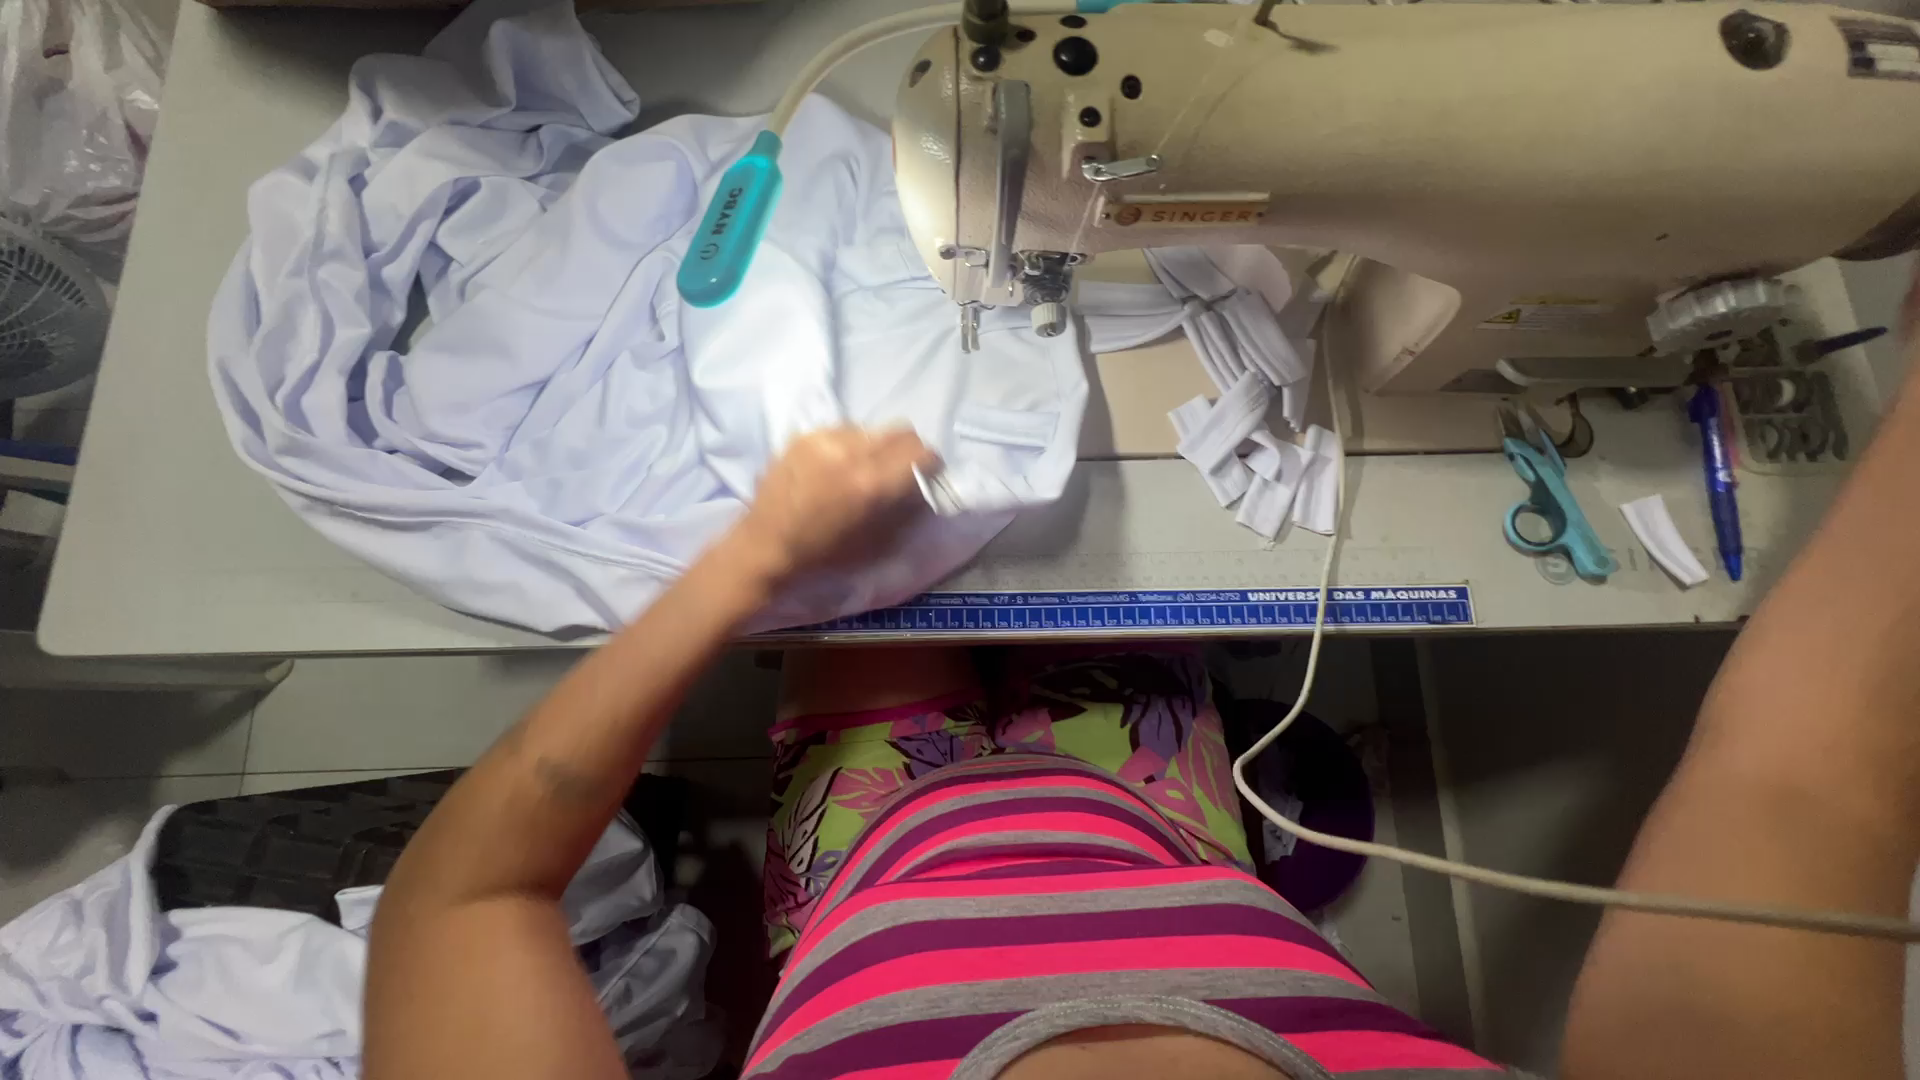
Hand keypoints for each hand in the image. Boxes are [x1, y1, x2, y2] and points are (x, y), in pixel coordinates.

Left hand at [729, 426, 938, 585]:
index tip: (927, 474)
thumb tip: (924, 486)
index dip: (931, 463)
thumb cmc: (824, 555)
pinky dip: (848, 446)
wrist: (765, 547)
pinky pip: (842, 431)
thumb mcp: (878, 542)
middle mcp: (850, 453)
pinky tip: (835, 467)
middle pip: (901, 432)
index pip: (921, 452)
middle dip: (908, 450)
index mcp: (872, 484)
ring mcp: (824, 439)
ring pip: (871, 429)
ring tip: (863, 468)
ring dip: (876, 446)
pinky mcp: (803, 436)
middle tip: (901, 469)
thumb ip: (907, 509)